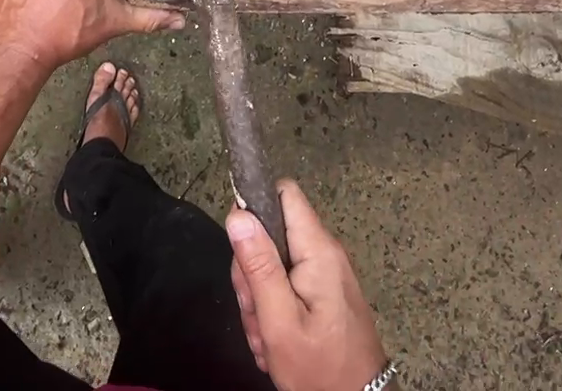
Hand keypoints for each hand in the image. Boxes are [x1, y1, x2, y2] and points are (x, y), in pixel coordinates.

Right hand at [227, 180, 387, 390]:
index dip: (255, 206)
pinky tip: (274, 337)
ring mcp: (324, 274)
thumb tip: (237, 214)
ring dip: (259, 295)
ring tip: (266, 332)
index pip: (284, 192)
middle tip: (255, 307)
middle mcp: (324, 253)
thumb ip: (259, 266)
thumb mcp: (279, 321)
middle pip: (271, 231)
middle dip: (252, 267)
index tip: (240, 242)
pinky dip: (273, 307)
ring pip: (273, 261)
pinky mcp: (323, 293)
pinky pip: (285, 283)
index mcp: (317, 250)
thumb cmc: (320, 369)